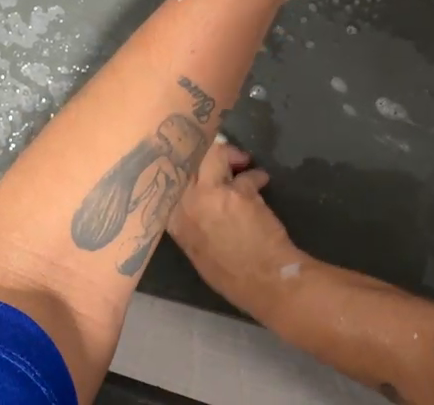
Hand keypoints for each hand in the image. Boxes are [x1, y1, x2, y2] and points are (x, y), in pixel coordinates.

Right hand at [166, 140, 302, 318]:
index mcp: (175, 220)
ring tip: (242, 161)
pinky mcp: (239, 191)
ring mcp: (212, 193)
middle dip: (203, 151)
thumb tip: (195, 206)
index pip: (168, 180)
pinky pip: (246, 174)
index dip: (180, 166)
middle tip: (217, 154)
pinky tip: (261, 178)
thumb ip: (191, 223)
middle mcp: (187, 201)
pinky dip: (255, 175)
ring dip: (230, 155)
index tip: (190, 162)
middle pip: (188, 160)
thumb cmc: (231, 276)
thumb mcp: (197, 252)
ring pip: (213, 155)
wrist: (265, 282)